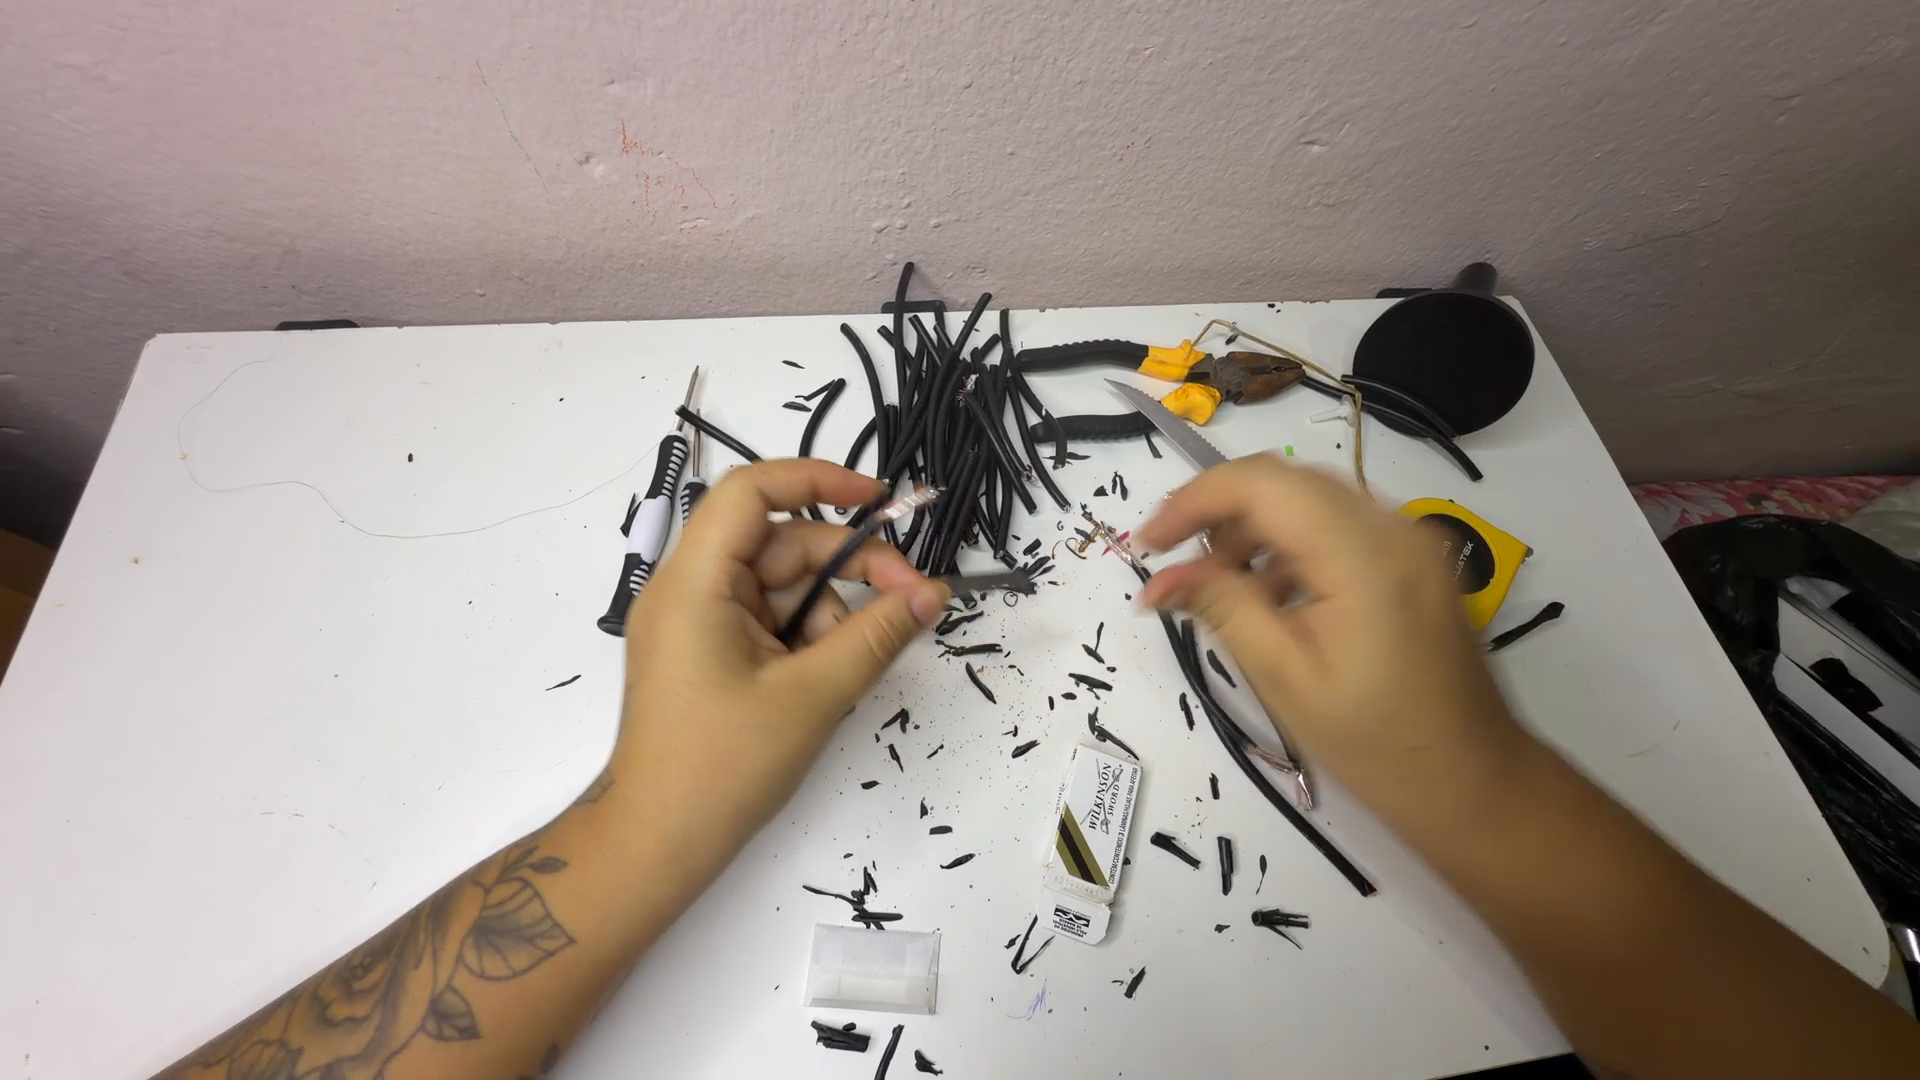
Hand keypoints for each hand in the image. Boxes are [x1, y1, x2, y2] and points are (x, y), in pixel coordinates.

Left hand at [618, 460, 948, 848]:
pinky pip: (775, 618)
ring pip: (786, 584)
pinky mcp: (713, 649)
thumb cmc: (723, 770)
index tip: (876, 500)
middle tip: (910, 599)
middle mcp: (692, 589)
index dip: (816, 479)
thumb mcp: (813, 696)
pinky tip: (828, 678)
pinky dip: (812, 636)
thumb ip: (879, 635)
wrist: (657, 847)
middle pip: (784, 544)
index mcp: (695, 584)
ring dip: (834, 613)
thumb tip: (935, 593)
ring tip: (851, 668)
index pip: (750, 492)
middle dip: (850, 567)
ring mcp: (700, 620)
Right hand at [1136, 454, 1533, 828]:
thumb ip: (1220, 609)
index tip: (1148, 544)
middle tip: (1172, 561)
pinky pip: (1329, 523)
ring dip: (1247, 527)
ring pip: (1302, 497)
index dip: (1192, 501)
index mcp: (1361, 555)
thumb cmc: (1377, 741)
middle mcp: (1390, 527)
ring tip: (1218, 585)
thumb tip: (1155, 580)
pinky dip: (1282, 543)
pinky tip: (1265, 593)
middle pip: (1280, 480)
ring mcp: (1404, 538)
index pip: (1260, 483)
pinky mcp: (1406, 556)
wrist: (1475, 781)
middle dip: (1214, 511)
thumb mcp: (1284, 676)